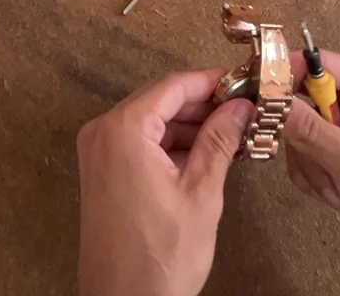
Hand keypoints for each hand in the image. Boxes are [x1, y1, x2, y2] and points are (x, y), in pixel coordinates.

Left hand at [76, 69, 254, 295]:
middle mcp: (103, 131)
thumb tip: (240, 107)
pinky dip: (169, 144)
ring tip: (231, 133)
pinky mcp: (102, 170)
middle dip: (202, 105)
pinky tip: (203, 153)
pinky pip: (139, 142)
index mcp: (123, 129)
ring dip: (188, 126)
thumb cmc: (160, 258)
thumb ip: (220, 141)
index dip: (209, 81)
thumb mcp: (201, 193)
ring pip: (151, 121)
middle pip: (160, 101)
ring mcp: (98, 150)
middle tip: (241, 109)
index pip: (172, 86)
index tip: (239, 81)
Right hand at [282, 50, 339, 295]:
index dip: (286, 72)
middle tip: (317, 160)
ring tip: (337, 185)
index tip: (257, 90)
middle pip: (302, 96)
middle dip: (304, 135)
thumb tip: (266, 96)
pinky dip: (312, 176)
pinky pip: (300, 152)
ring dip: (310, 162)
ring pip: (297, 129)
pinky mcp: (333, 155)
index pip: (318, 62)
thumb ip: (309, 128)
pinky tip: (336, 195)